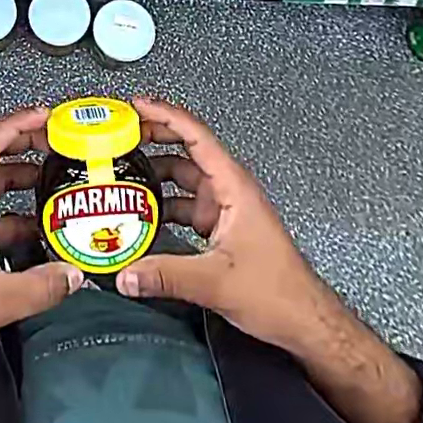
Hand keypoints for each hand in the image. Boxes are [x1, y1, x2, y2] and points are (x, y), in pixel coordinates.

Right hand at [116, 97, 422, 422]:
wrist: (301, 317)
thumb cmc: (275, 290)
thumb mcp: (214, 282)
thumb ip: (165, 276)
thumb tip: (125, 274)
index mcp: (233, 186)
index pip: (196, 136)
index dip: (166, 115)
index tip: (138, 105)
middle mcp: (228, 189)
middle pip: (186, 150)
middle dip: (154, 138)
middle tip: (120, 136)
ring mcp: (224, 207)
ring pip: (183, 179)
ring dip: (155, 174)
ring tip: (122, 173)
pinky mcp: (219, 226)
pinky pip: (184, 205)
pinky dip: (162, 205)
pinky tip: (141, 215)